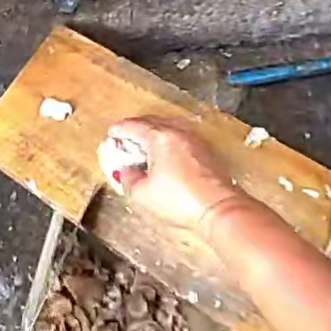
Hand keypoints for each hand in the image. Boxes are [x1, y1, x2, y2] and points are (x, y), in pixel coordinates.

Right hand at [102, 117, 250, 233]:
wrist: (218, 208)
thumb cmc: (179, 200)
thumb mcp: (143, 194)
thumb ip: (128, 179)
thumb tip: (126, 171)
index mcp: (159, 137)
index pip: (134, 126)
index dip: (120, 129)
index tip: (112, 133)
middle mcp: (177, 132)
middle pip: (152, 121)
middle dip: (136, 127)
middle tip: (125, 137)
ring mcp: (194, 139)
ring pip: (168, 126)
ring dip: (154, 131)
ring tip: (144, 143)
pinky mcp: (205, 151)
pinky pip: (181, 135)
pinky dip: (168, 138)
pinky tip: (166, 152)